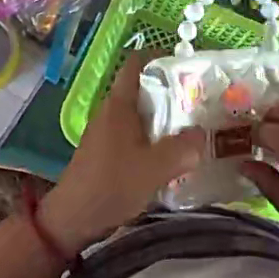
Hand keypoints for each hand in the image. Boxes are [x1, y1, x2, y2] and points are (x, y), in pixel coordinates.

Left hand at [43, 52, 205, 248]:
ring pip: (143, 115)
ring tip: (197, 126)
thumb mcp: (154, 167)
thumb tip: (203, 134)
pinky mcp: (109, 152)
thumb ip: (183, 148)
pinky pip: (138, 135)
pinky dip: (156, 138)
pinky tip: (176, 153)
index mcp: (119, 105)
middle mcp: (112, 112)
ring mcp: (109, 132)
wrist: (74, 218)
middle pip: (144, 90)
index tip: (189, 66)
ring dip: (167, 118)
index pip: (136, 65)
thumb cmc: (111, 185)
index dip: (160, 58)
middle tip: (203, 100)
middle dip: (173, 92)